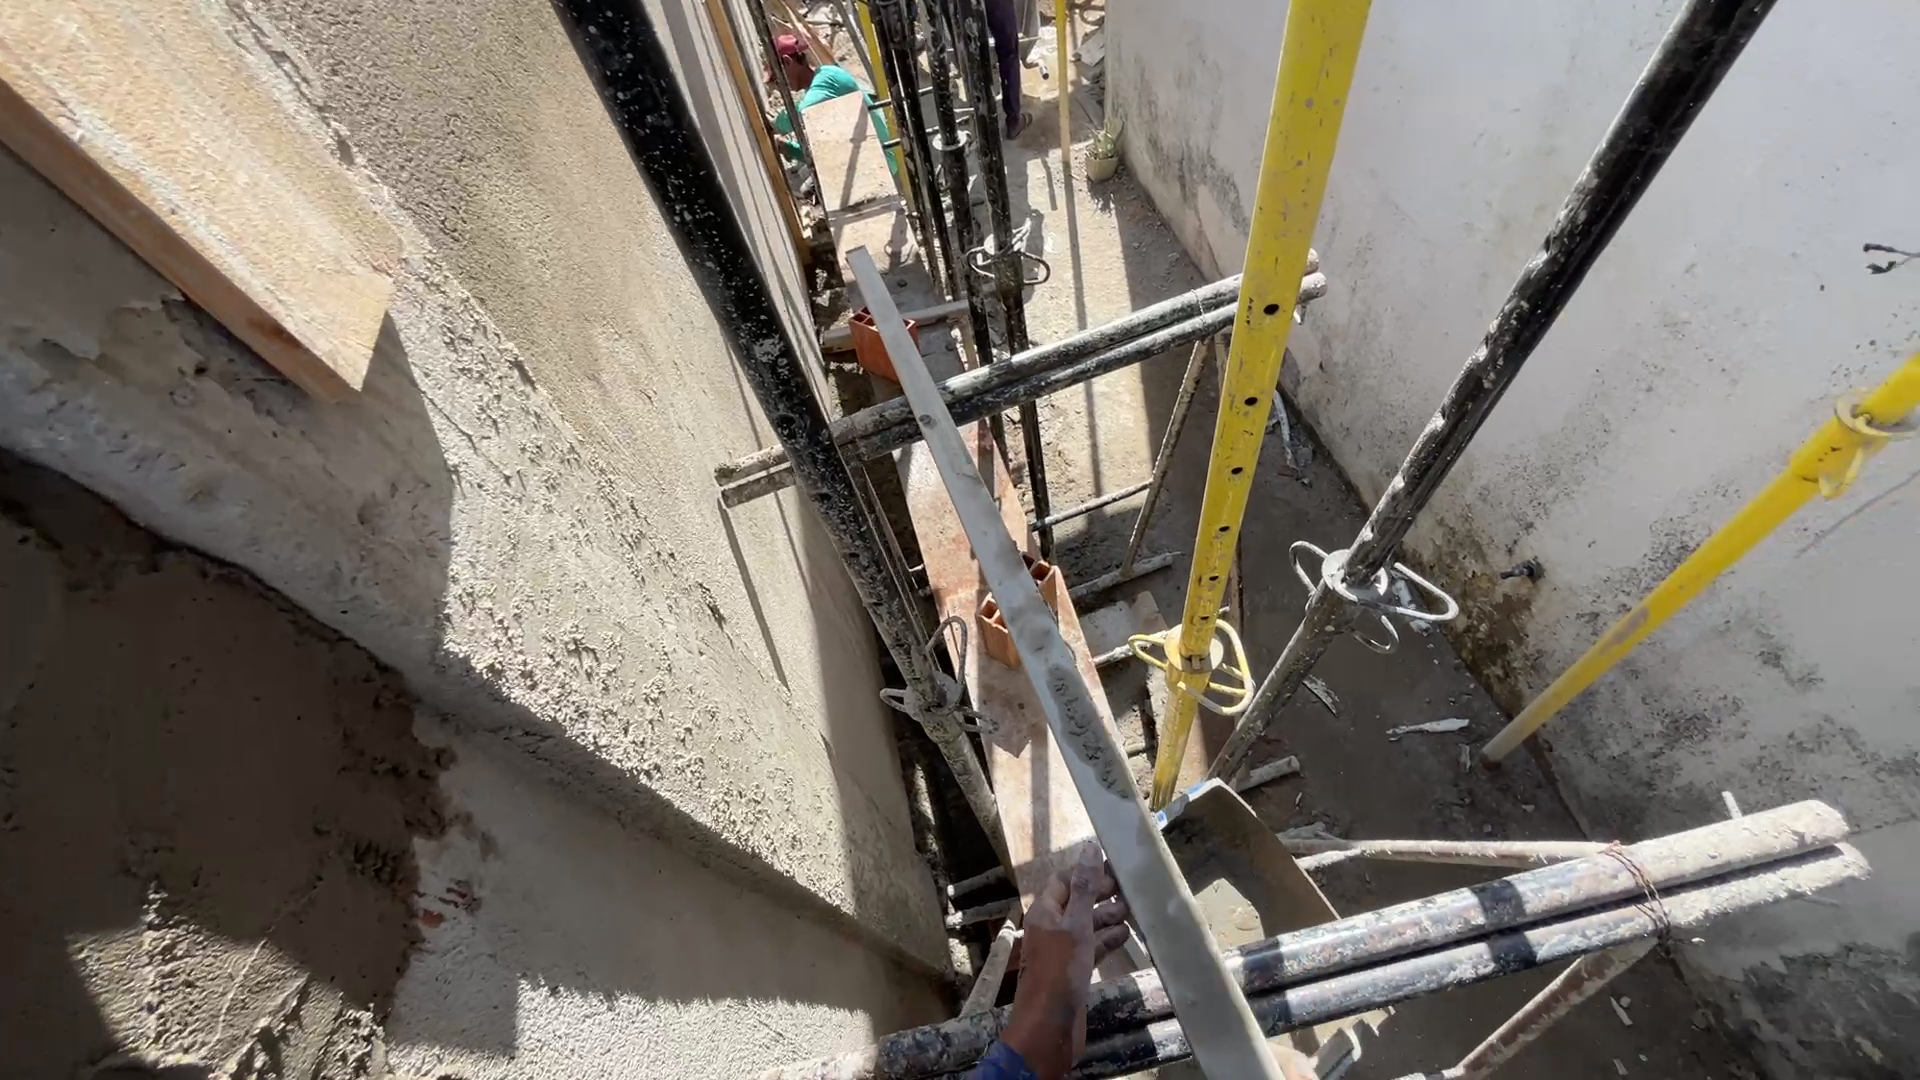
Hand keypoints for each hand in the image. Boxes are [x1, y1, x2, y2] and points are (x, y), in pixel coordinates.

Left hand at [999, 844, 1130, 1079]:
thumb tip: (1089, 847)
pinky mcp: (1073, 970)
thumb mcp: (1075, 924)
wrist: (1049, 1028)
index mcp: (1044, 910)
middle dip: (1100, 893)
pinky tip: (1126, 934)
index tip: (1113, 866)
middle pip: (1076, 901)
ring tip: (1131, 908)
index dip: (1086, 871)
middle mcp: (1051, 926)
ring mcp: (1062, 950)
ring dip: (1106, 916)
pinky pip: (1091, 947)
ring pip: (1086, 925)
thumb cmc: (1060, 971)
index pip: (1064, 880)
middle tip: (1128, 887)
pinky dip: (1107, 939)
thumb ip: (1083, 887)